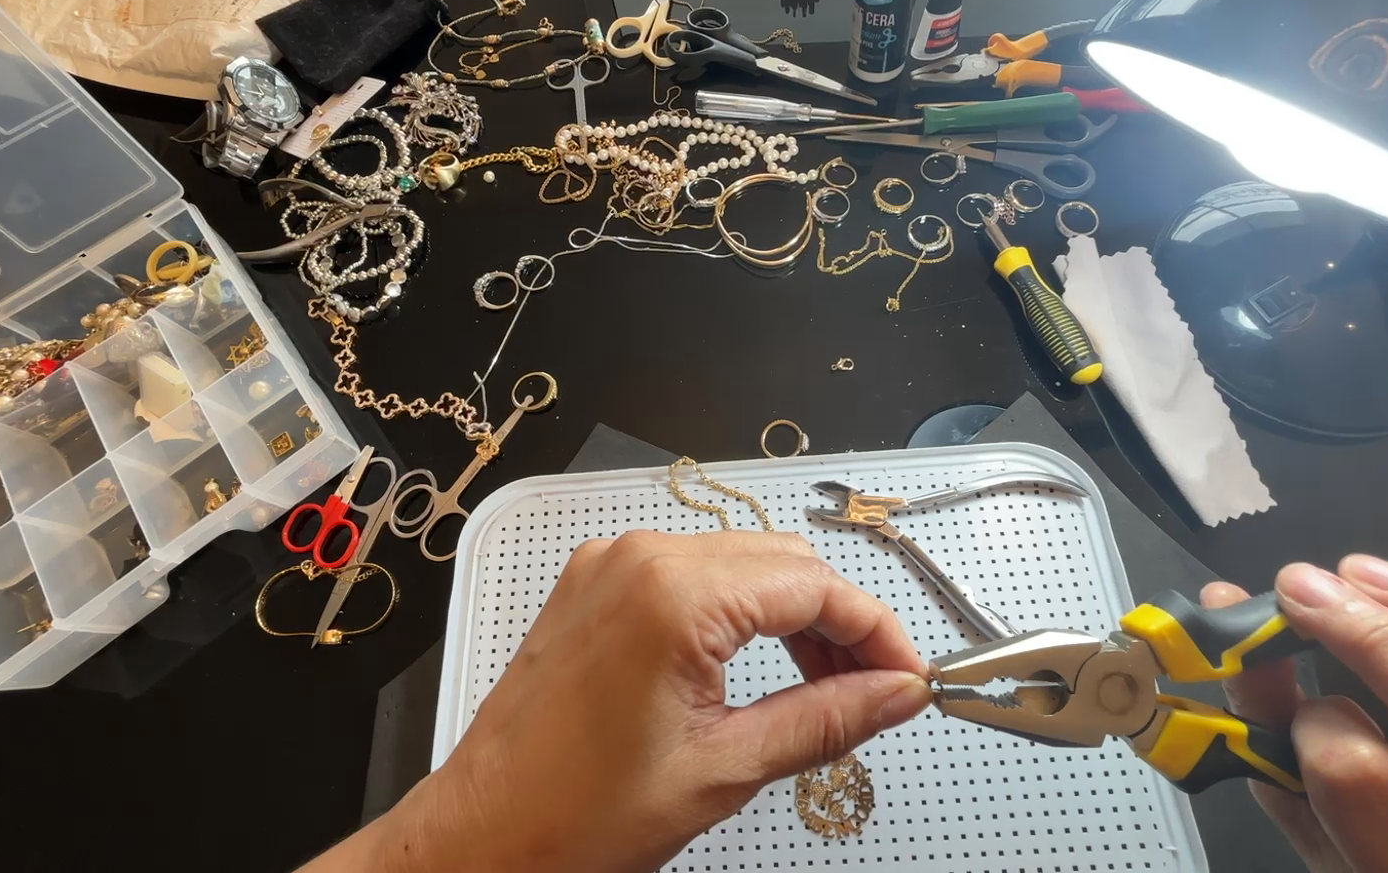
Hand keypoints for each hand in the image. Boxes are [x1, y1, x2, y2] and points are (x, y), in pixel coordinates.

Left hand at [307, 530, 931, 872]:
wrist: (481, 832)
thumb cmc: (579, 815)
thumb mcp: (724, 769)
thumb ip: (826, 719)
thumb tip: (896, 692)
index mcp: (676, 594)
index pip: (812, 584)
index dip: (874, 628)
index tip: (905, 673)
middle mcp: (643, 554)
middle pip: (782, 560)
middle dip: (837, 620)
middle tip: (868, 687)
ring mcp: (616, 557)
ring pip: (741, 559)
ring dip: (789, 611)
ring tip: (818, 681)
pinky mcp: (600, 573)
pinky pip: (694, 567)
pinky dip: (737, 603)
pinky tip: (751, 656)